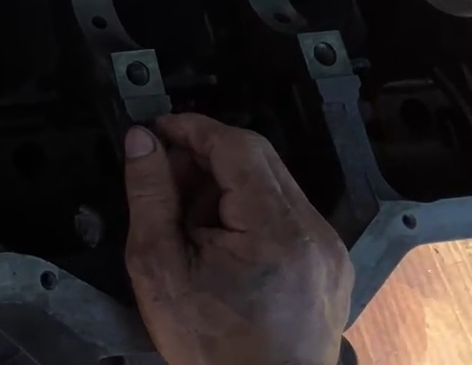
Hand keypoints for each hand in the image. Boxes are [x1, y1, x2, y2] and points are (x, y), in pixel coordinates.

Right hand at [122, 113, 352, 364]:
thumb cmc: (208, 346)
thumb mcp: (158, 266)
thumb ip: (149, 194)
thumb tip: (142, 139)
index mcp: (277, 230)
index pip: (236, 145)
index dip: (191, 128)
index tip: (153, 132)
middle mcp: (314, 232)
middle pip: (256, 156)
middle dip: (204, 152)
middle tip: (163, 172)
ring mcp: (327, 249)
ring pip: (269, 180)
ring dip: (223, 180)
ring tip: (186, 215)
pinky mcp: (329, 265)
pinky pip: (282, 209)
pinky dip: (244, 206)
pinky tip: (216, 236)